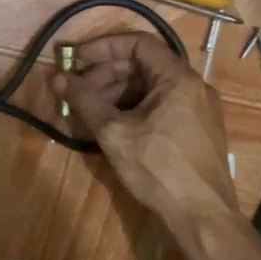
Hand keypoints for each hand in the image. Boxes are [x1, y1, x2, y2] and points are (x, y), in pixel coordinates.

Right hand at [51, 32, 235, 224]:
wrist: (203, 216)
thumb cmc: (159, 168)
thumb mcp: (114, 132)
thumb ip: (84, 100)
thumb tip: (57, 78)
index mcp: (178, 79)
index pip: (138, 43)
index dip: (103, 47)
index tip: (76, 60)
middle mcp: (193, 86)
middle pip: (143, 64)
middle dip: (105, 72)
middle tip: (77, 88)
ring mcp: (198, 109)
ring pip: (150, 86)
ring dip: (116, 91)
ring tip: (89, 109)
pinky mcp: (197, 130)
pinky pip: (161, 104)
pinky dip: (133, 107)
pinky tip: (112, 125)